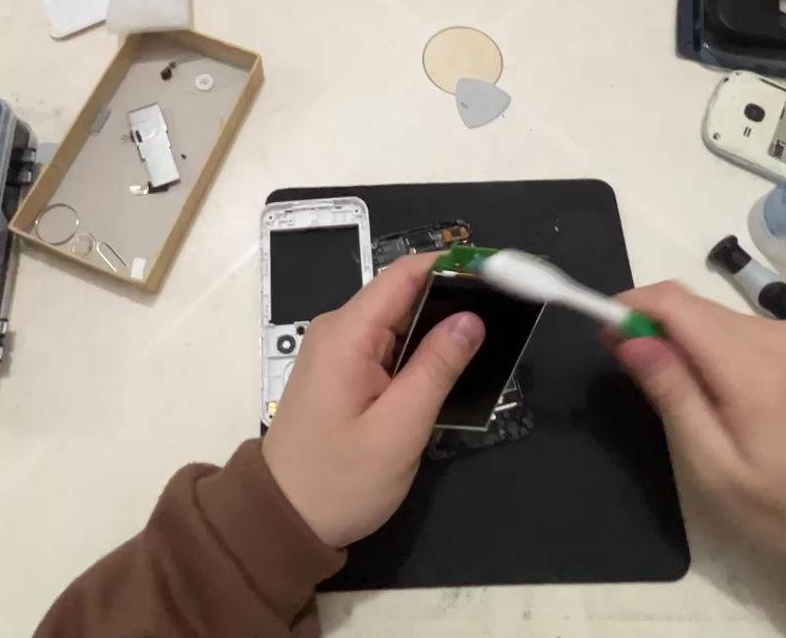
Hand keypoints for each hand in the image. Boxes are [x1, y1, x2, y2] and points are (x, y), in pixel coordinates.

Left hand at [262, 253, 484, 547]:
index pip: (403, 275)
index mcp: (347, 333)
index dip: (451, 267)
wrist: (283, 519)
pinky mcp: (342, 367)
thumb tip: (471, 318)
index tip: (496, 274)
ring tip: (487, 337)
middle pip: (401, 292)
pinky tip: (449, 362)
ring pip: (397, 318)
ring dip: (437, 324)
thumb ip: (435, 369)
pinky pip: (386, 341)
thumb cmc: (339, 480)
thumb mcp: (398, 430)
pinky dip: (418, 346)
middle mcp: (339, 328)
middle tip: (503, 313)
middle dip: (451, 296)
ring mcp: (338, 347)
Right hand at [613, 282, 785, 564]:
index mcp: (752, 367)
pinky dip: (705, 339)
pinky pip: (732, 324)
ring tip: (669, 382)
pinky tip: (707, 381)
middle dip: (649, 321)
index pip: (675, 304)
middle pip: (689, 304)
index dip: (630, 306)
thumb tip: (627, 336)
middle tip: (625, 359)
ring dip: (677, 332)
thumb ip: (671, 394)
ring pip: (709, 311)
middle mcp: (774, 336)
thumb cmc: (784, 505)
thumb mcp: (714, 465)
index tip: (605, 331)